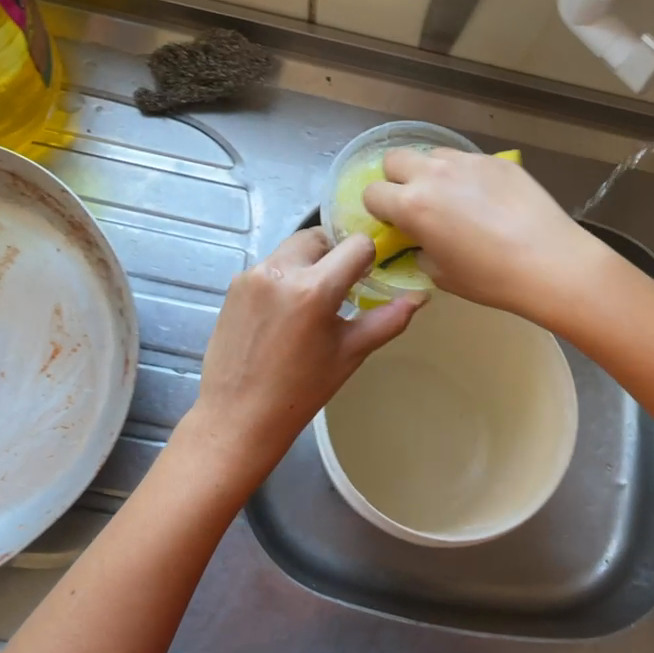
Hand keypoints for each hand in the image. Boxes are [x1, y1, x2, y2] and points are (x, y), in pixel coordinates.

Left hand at [183, 228, 423, 477]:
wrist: (237, 415)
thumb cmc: (300, 391)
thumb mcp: (351, 353)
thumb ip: (388, 319)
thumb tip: (419, 297)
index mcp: (315, 289)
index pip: (357, 244)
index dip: (369, 257)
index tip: (368, 277)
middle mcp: (282, 271)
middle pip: (321, 237)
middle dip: (336, 254)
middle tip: (341, 288)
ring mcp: (253, 275)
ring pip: (293, 249)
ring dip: (309, 263)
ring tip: (311, 303)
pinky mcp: (234, 284)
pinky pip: (270, 266)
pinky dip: (285, 277)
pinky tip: (284, 313)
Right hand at [362, 147, 605, 320]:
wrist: (549, 262)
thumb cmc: (490, 278)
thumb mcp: (441, 275)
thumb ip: (420, 250)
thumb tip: (420, 240)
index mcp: (412, 206)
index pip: (372, 193)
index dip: (379, 209)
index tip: (394, 222)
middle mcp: (433, 175)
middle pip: (395, 159)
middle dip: (397, 179)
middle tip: (416, 203)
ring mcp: (468, 162)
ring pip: (434, 155)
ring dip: (433, 173)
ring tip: (454, 197)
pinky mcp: (497, 160)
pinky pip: (469, 160)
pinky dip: (467, 175)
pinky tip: (488, 199)